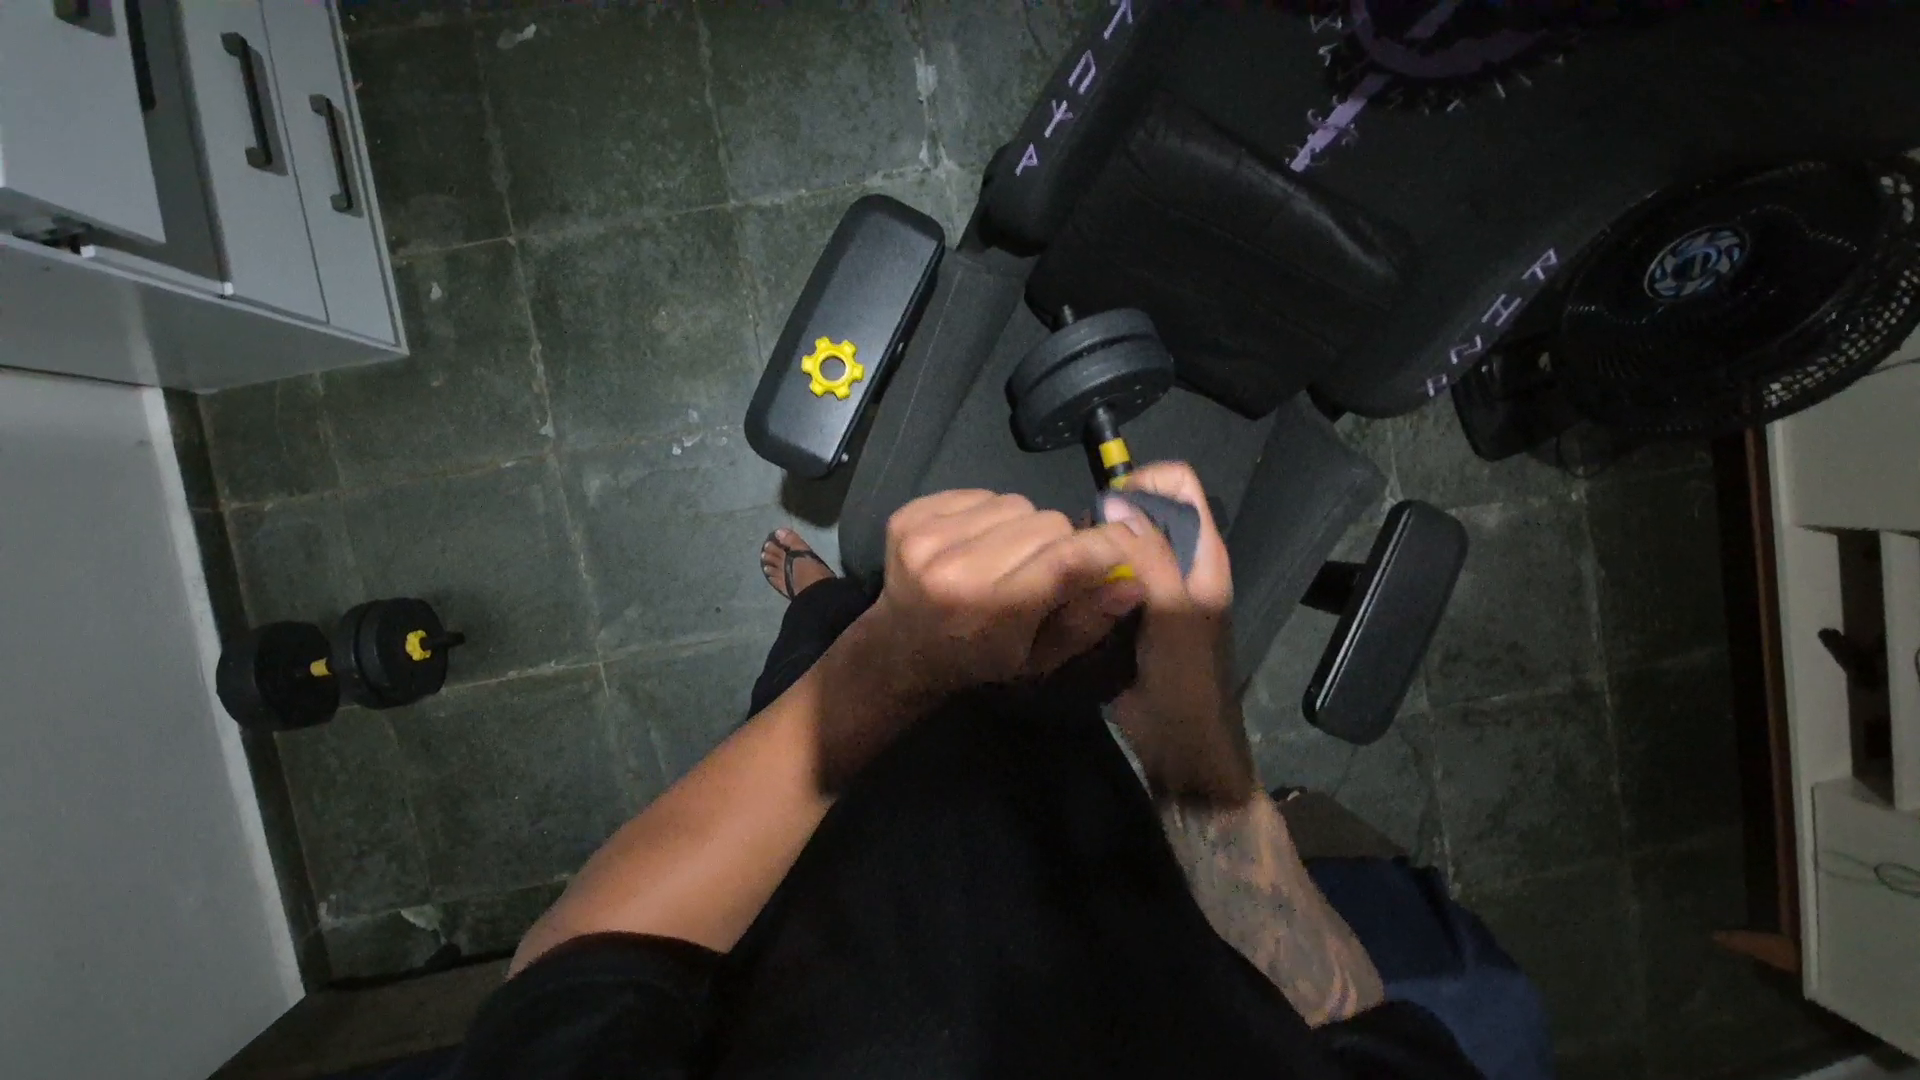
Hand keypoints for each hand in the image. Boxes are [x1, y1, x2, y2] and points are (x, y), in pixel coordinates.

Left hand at [858, 490, 1147, 700]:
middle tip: (1044, 567)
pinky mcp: (909, 515)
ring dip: (1022, 525)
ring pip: (1014, 502)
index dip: (1105, 545)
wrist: (900, 648)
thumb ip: (1087, 621)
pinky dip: (987, 513)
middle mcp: (955, 568)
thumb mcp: (1039, 659)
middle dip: (1059, 541)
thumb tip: (1133, 581)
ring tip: (1005, 555)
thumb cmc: (978, 659)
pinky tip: (974, 542)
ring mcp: (927, 537)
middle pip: (1047, 522)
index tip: (1121, 544)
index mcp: (992, 609)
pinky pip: (978, 492)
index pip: (1068, 558)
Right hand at [1105, 464, 1255, 801]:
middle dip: (1107, 520)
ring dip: (1091, 552)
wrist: (1181, 744)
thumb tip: (1113, 502)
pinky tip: (1069, 597)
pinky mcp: (1126, 614)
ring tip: (1072, 576)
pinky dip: (1085, 579)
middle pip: (1139, 511)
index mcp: (1200, 552)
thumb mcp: (1174, 613)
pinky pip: (1102, 579)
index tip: (1106, 512)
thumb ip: (1149, 557)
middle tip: (1083, 553)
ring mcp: (1150, 589)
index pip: (1178, 485)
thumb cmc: (1187, 681)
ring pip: (1116, 545)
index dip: (1143, 483)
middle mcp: (1176, 561)